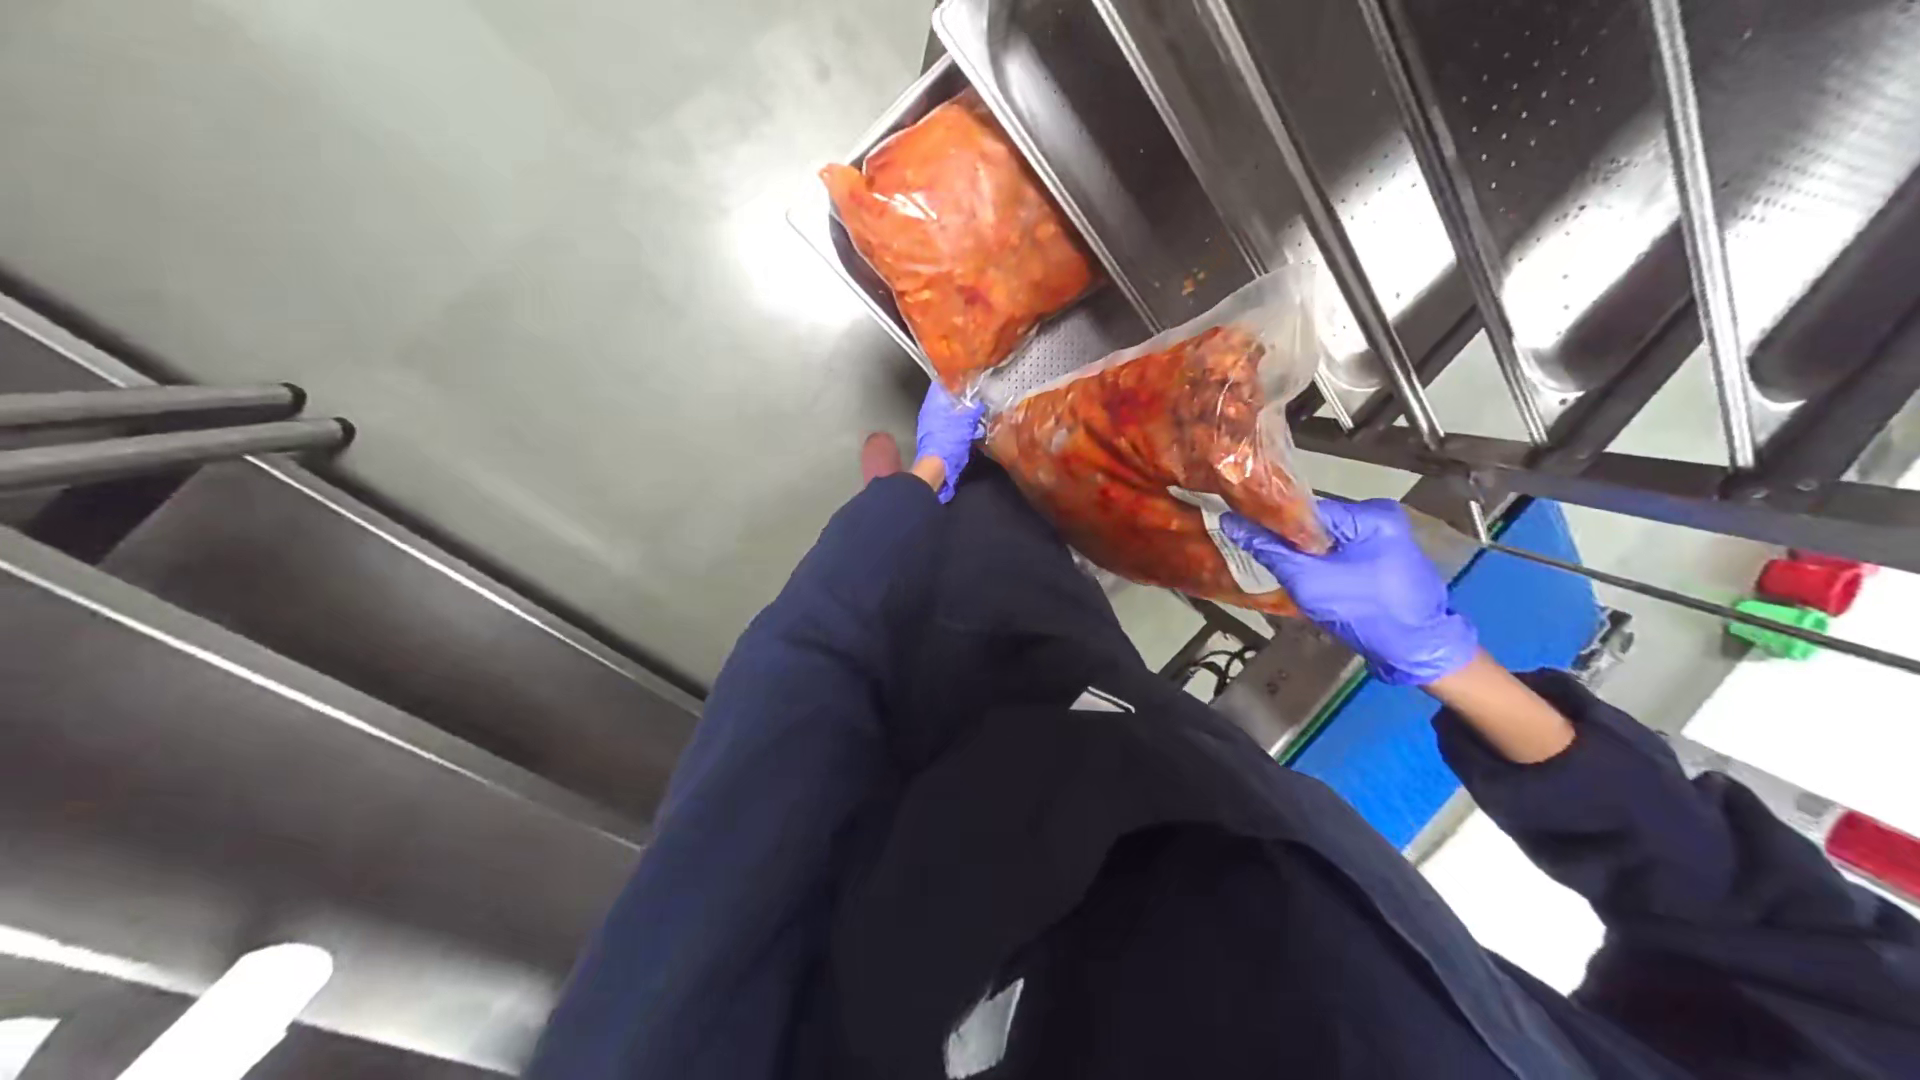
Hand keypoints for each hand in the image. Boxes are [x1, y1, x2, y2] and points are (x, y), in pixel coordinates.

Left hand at [912, 383, 984, 502]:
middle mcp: (931, 412)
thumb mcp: (965, 422)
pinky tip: (974, 424)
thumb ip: (973, 409)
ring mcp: (934, 426)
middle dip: (961, 394)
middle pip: (946, 397)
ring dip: (963, 410)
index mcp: (933, 404)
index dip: (954, 377)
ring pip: (950, 412)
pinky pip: (954, 425)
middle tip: (978, 389)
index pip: (942, 383)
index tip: (968, 374)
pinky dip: (963, 423)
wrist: (938, 469)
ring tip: (979, 406)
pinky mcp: (941, 439)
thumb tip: (980, 402)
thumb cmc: (948, 441)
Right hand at [1220, 498, 1476, 685]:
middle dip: (1289, 542)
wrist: (1419, 651)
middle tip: (1261, 557)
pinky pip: (1340, 552)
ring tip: (1283, 570)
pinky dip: (1322, 563)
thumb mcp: (1309, 581)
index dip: (1272, 522)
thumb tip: (1230, 523)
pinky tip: (1310, 578)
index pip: (1305, 509)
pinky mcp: (1384, 557)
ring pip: (1326, 539)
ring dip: (1304, 555)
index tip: (1244, 533)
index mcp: (1369, 514)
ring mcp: (1385, 537)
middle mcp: (1380, 517)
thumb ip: (1269, 550)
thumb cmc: (1365, 612)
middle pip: (1316, 524)